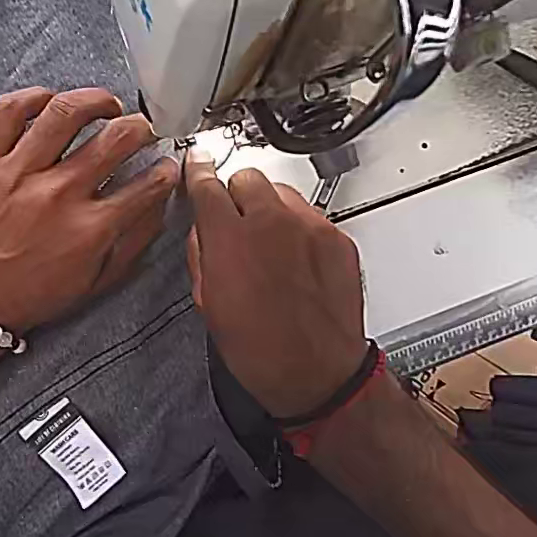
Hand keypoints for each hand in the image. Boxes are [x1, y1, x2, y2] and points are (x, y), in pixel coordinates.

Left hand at [0, 87, 179, 384]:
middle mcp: (58, 195)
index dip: (166, 170)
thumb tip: (161, 201)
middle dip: (142, 128)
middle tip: (143, 130)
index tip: (165, 165)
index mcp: (91, 229)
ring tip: (106, 106)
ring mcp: (19, 175)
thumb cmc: (36, 292)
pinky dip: (31, 97)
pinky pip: (6, 112)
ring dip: (97, 100)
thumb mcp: (99, 280)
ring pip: (65, 113)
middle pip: (116, 138)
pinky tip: (49, 102)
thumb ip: (136, 240)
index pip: (148, 184)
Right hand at [184, 151, 367, 418]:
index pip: (207, 183)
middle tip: (235, 222)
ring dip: (268, 209)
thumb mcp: (208, 303)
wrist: (316, 374)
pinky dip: (298, 227)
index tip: (198, 163)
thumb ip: (201, 254)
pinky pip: (310, 214)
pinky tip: (294, 258)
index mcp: (230, 239)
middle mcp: (271, 223)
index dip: (198, 171)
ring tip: (268, 245)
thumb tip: (204, 231)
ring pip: (281, 190)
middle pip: (247, 176)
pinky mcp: (338, 237)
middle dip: (235, 195)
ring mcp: (310, 228)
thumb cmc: (261, 350)